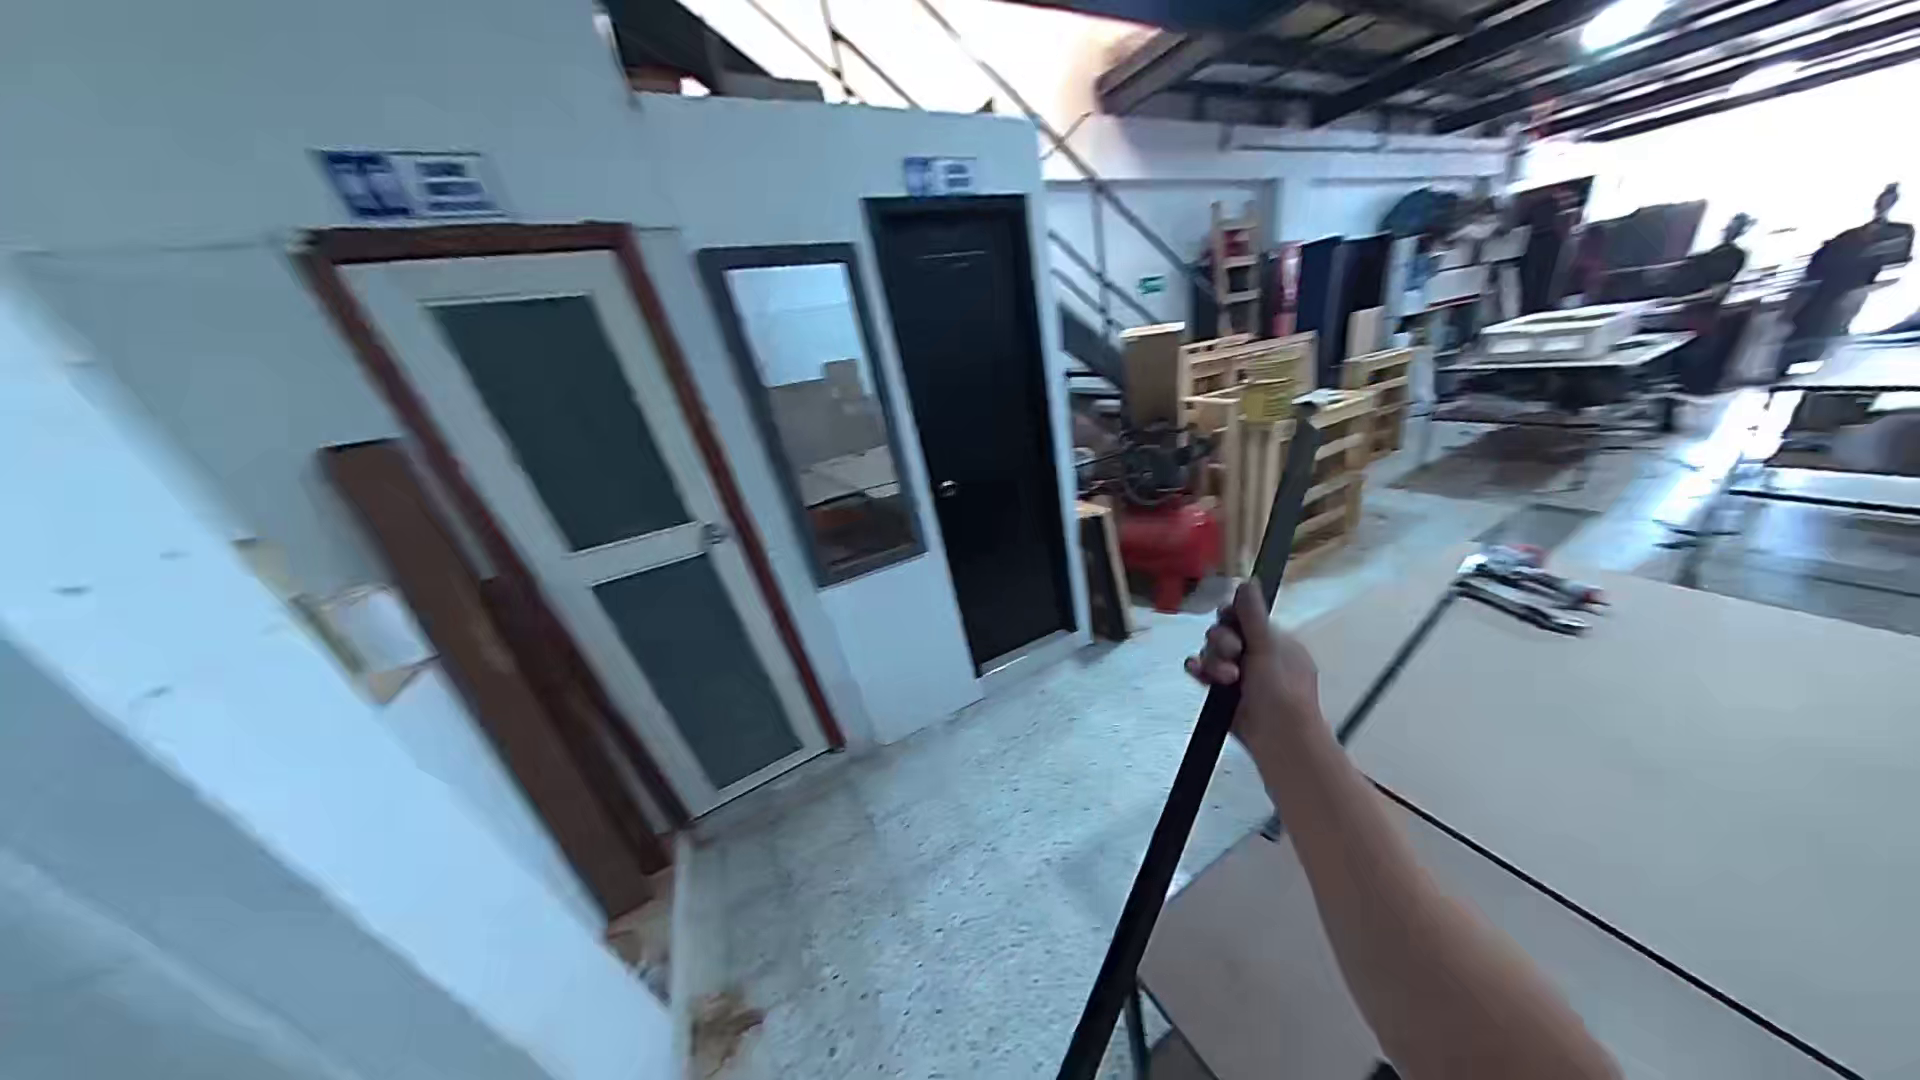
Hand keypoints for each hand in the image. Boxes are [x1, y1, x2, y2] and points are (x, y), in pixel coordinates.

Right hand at [1184, 579, 1323, 755]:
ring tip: (1224, 678)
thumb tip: (1248, 581)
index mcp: (1276, 643)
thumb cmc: (1281, 692)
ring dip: (1214, 661)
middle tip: (1231, 653)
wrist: (1279, 740)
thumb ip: (1252, 615)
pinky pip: (1205, 673)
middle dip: (1222, 642)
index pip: (1247, 617)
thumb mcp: (1267, 648)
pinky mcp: (1224, 692)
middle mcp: (1259, 656)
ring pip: (1213, 653)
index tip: (1227, 619)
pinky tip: (1197, 673)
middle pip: (1225, 633)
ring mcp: (1241, 675)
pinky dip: (1201, 671)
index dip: (1233, 617)